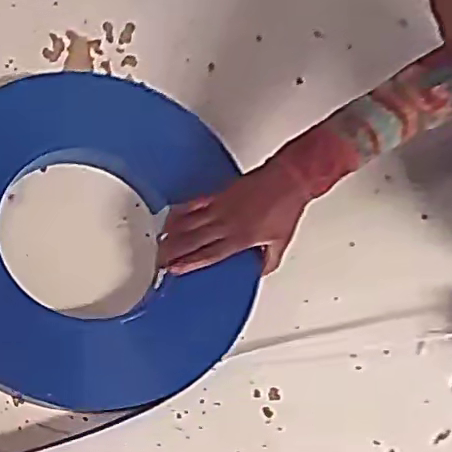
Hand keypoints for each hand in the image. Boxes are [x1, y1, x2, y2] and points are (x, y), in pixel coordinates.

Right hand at [156, 161, 309, 275]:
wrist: (291, 178)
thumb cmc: (287, 206)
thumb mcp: (282, 239)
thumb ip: (269, 260)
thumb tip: (259, 272)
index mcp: (240, 239)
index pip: (207, 256)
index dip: (187, 264)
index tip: (173, 270)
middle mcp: (225, 225)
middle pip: (190, 242)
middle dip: (171, 252)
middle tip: (159, 259)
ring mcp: (219, 209)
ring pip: (186, 224)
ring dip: (170, 234)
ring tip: (159, 242)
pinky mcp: (218, 196)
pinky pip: (192, 205)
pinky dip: (178, 212)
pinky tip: (169, 218)